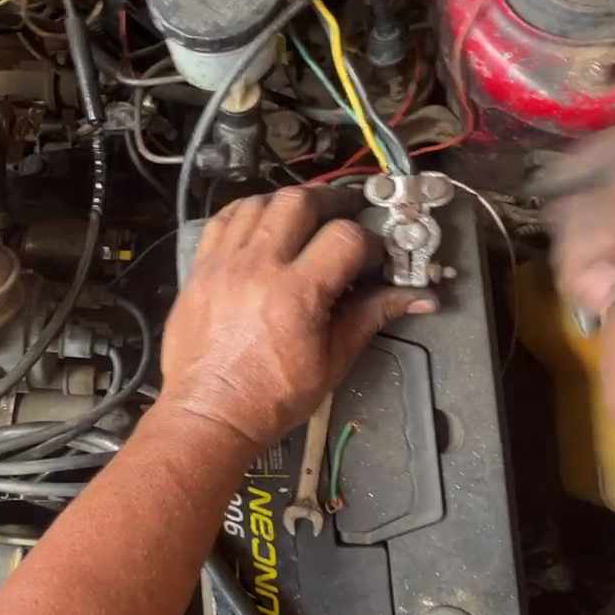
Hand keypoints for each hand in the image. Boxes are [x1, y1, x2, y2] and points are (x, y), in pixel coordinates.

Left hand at [160, 187, 433, 456]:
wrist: (208, 412)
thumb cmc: (268, 397)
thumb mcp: (332, 361)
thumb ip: (370, 316)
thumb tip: (414, 297)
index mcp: (295, 295)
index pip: (345, 237)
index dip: (369, 241)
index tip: (372, 256)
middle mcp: (256, 269)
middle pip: (298, 201)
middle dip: (331, 201)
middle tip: (344, 214)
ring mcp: (223, 264)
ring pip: (258, 202)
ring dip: (287, 203)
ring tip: (304, 219)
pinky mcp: (200, 268)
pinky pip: (223, 219)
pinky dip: (247, 213)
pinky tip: (262, 225)